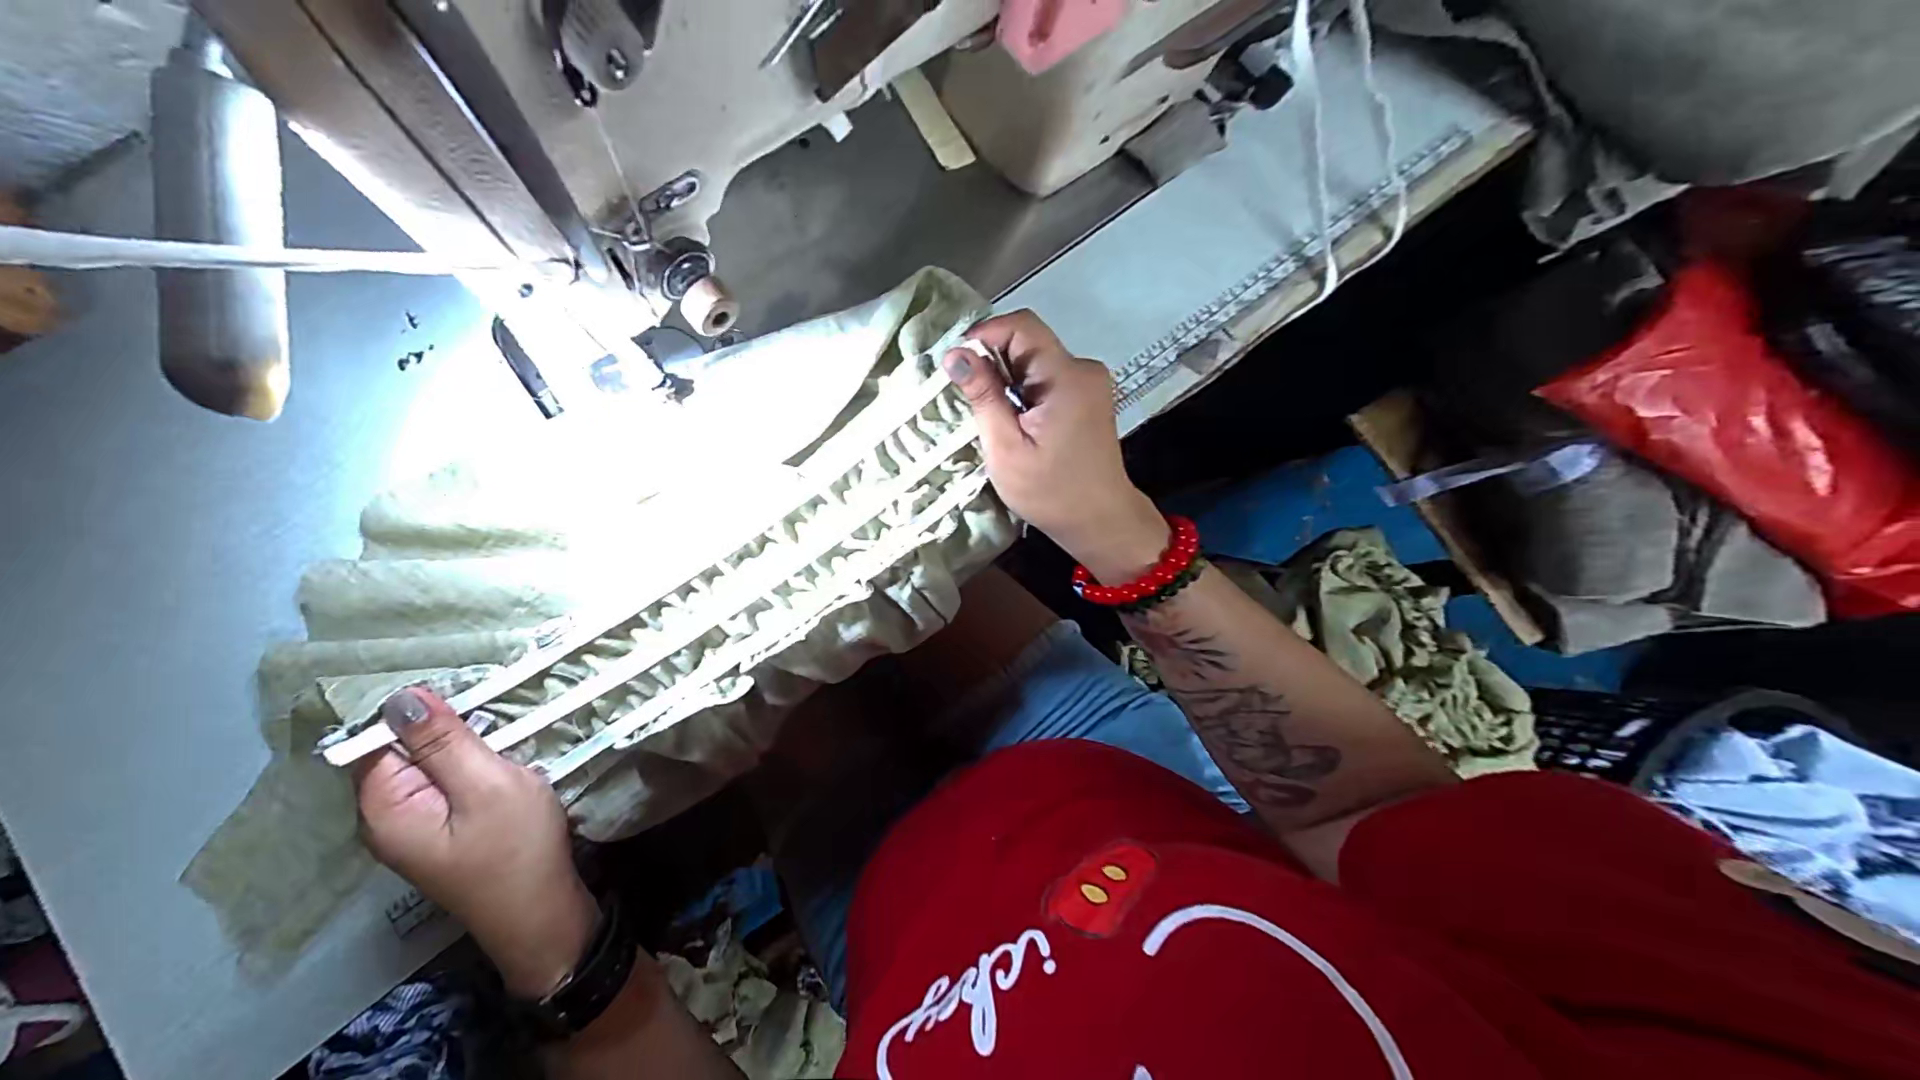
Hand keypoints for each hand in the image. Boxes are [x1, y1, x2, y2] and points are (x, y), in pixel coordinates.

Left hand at [353, 687, 598, 998]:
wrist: (544, 913)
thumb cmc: (517, 849)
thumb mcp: (488, 785)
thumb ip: (444, 741)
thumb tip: (401, 696)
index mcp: (386, 809)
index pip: (380, 740)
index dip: (418, 712)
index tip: (468, 692)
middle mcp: (391, 818)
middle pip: (406, 752)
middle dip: (449, 727)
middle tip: (499, 711)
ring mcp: (421, 827)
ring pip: (435, 765)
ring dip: (470, 745)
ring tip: (511, 732)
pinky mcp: (449, 831)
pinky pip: (452, 783)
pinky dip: (478, 765)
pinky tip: (509, 759)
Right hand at [944, 310, 1167, 581]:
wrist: (1099, 520)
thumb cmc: (1050, 492)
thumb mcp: (1006, 448)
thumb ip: (983, 396)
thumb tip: (955, 354)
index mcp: (1067, 378)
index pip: (1022, 326)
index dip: (985, 333)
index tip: (957, 361)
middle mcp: (1083, 370)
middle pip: (1028, 342)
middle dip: (993, 361)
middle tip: (967, 397)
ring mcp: (1088, 382)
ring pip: (1035, 360)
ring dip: (1006, 379)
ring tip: (989, 415)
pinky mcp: (1086, 396)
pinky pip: (1046, 378)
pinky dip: (1022, 391)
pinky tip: (1011, 421)